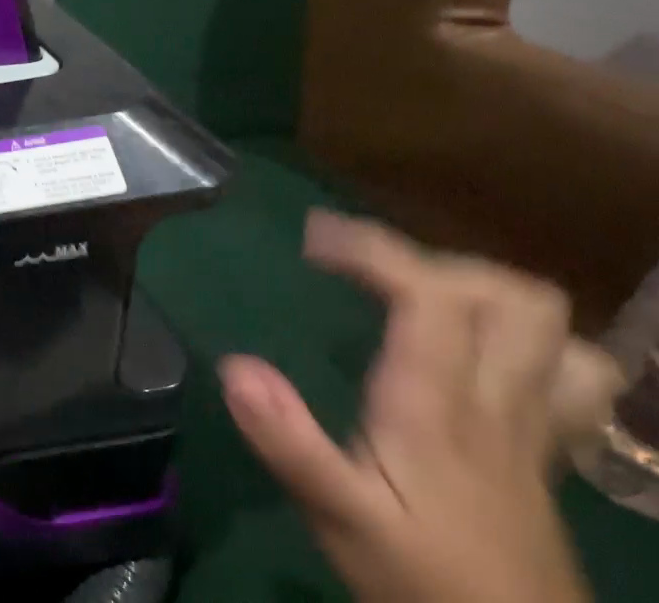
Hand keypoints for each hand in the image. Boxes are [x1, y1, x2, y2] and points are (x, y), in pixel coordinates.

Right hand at [219, 210, 592, 602]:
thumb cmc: (418, 575)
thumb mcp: (337, 514)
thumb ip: (289, 442)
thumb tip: (235, 365)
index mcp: (440, 407)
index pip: (431, 296)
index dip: (375, 249)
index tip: (312, 238)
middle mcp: (498, 402)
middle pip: (512, 298)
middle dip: (434, 262)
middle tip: (361, 272)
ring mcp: (533, 425)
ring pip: (554, 328)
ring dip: (486, 293)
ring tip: (418, 296)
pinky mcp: (543, 449)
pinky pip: (571, 371)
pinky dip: (531, 340)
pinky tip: (484, 350)